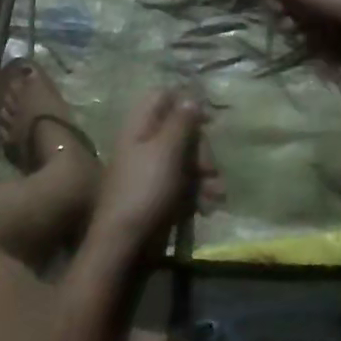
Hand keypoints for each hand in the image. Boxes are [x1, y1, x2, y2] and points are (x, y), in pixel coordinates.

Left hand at [94, 89, 223, 247]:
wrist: (125, 243)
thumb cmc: (145, 189)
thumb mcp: (167, 150)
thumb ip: (181, 122)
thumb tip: (191, 98)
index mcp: (140, 125)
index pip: (163, 97)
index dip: (186, 105)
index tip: (209, 122)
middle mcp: (144, 142)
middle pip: (180, 130)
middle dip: (201, 150)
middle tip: (210, 170)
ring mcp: (151, 168)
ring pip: (185, 159)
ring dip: (205, 175)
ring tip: (216, 196)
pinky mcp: (158, 193)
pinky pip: (183, 183)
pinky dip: (197, 193)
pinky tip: (208, 208)